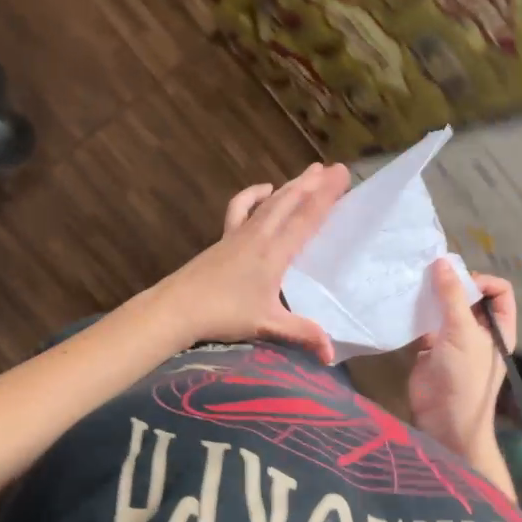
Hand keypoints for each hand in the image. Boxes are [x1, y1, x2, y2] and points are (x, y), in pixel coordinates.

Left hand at [153, 163, 347, 363]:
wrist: (178, 306)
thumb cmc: (224, 314)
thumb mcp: (267, 324)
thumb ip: (301, 333)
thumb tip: (331, 353)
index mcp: (275, 253)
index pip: (306, 218)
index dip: (326, 196)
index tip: (342, 175)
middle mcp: (260, 235)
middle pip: (291, 202)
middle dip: (314, 184)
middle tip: (335, 167)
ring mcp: (240, 233)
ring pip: (271, 202)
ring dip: (292, 185)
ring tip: (310, 171)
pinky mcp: (225, 237)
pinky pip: (241, 207)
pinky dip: (254, 195)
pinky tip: (266, 188)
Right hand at [406, 261, 516, 464]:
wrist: (444, 422)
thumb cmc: (464, 377)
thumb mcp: (462, 332)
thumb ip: (452, 296)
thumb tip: (441, 261)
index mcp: (498, 326)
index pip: (498, 290)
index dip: (481, 281)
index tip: (459, 282)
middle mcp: (478, 330)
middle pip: (469, 295)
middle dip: (451, 283)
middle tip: (429, 277)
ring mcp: (454, 339)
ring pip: (445, 306)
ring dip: (431, 295)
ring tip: (413, 283)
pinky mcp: (431, 347)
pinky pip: (425, 321)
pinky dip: (415, 310)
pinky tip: (402, 301)